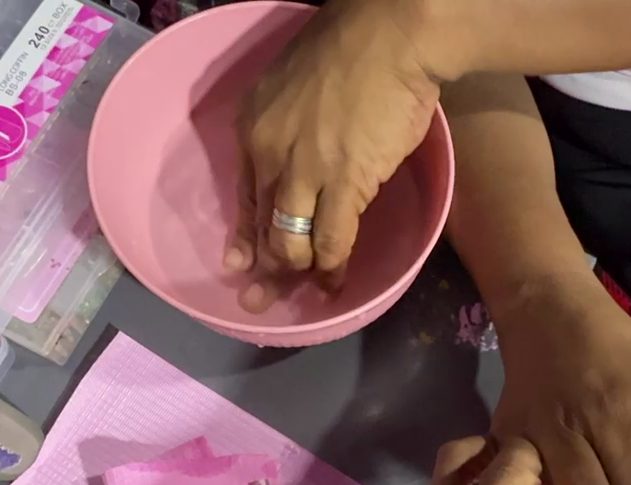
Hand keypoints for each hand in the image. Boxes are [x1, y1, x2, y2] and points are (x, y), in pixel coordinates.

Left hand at [229, 0, 440, 308]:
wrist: (390, 35)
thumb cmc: (352, 54)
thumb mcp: (296, 88)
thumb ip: (290, 131)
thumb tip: (304, 164)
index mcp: (255, 127)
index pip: (245, 197)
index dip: (245, 237)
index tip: (240, 265)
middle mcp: (270, 153)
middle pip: (263, 227)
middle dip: (262, 272)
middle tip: (258, 303)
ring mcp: (306, 172)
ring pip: (291, 243)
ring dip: (297, 275)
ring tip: (309, 294)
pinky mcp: (345, 185)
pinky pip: (331, 243)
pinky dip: (331, 270)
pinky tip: (333, 286)